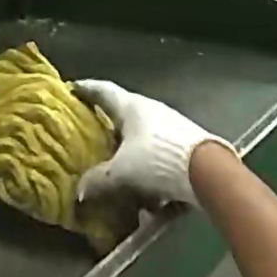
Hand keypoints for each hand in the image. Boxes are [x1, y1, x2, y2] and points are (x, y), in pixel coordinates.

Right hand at [71, 79, 230, 205]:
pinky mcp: (178, 141)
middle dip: (105, 120)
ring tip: (110, 162)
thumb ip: (98, 180)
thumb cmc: (156, 158)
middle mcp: (149, 109)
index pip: (104, 91)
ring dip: (124, 146)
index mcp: (132, 106)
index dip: (87, 89)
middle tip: (87, 127)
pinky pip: (152, 150)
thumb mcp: (121, 172)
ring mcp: (166, 123)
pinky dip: (141, 163)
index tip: (73, 86)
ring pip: (138, 133)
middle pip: (122, 111)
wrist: (203, 167)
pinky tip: (138, 185)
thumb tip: (80, 190)